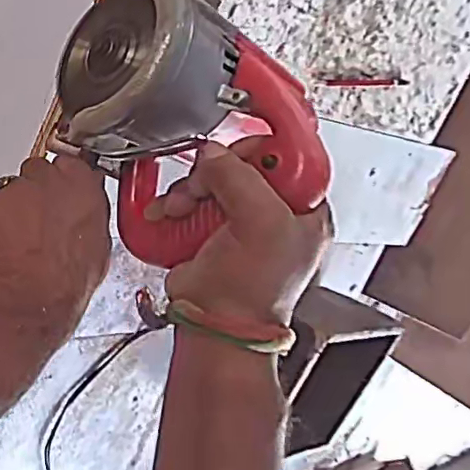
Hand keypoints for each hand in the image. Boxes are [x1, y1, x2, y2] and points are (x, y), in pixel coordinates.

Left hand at [0, 155, 111, 338]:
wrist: (33, 294)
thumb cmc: (66, 278)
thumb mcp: (97, 244)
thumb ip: (87, 217)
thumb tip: (81, 218)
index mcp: (83, 185)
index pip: (71, 165)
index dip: (60, 182)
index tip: (56, 193)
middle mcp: (49, 180)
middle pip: (36, 171)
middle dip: (33, 191)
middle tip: (32, 220)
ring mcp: (17, 189)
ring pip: (10, 188)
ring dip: (11, 207)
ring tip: (16, 239)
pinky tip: (1, 245)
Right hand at [146, 139, 330, 327]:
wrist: (214, 322)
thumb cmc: (252, 291)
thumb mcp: (261, 225)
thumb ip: (240, 179)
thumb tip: (213, 154)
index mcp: (303, 205)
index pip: (287, 153)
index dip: (258, 148)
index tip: (233, 148)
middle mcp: (272, 209)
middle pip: (238, 164)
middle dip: (210, 175)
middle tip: (200, 192)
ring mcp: (236, 219)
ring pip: (207, 180)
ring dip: (185, 192)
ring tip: (177, 210)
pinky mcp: (205, 229)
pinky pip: (186, 200)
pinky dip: (170, 205)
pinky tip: (166, 215)